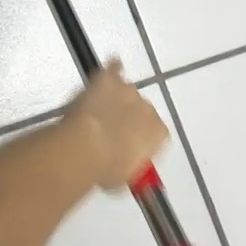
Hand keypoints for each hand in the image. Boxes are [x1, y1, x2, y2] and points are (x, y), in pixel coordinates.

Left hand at [63, 60, 168, 190]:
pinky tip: (106, 71)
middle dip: (127, 116)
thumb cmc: (108, 167)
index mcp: (159, 134)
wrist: (87, 145)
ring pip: (125, 90)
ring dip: (116, 96)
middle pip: (141, 109)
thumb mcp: (125, 178)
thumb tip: (123, 166)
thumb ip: (130, 166)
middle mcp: (148, 108)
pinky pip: (113, 68)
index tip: (126, 143)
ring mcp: (128, 90)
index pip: (156, 132)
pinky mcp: (108, 77)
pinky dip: (111, 68)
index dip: (140, 136)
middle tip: (109, 128)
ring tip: (100, 107)